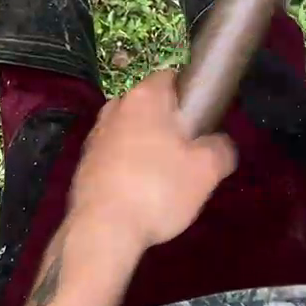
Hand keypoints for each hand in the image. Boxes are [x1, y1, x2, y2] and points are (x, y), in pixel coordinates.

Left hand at [69, 71, 235, 250]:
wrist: (103, 227)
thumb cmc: (157, 189)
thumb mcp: (206, 171)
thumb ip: (220, 149)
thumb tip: (220, 144)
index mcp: (145, 96)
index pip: (170, 77)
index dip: (189, 95)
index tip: (201, 122)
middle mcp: (116, 105)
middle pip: (150, 105)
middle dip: (168, 124)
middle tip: (188, 154)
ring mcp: (96, 132)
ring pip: (131, 129)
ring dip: (146, 145)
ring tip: (163, 179)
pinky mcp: (85, 159)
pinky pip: (115, 153)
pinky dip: (127, 164)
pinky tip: (138, 192)